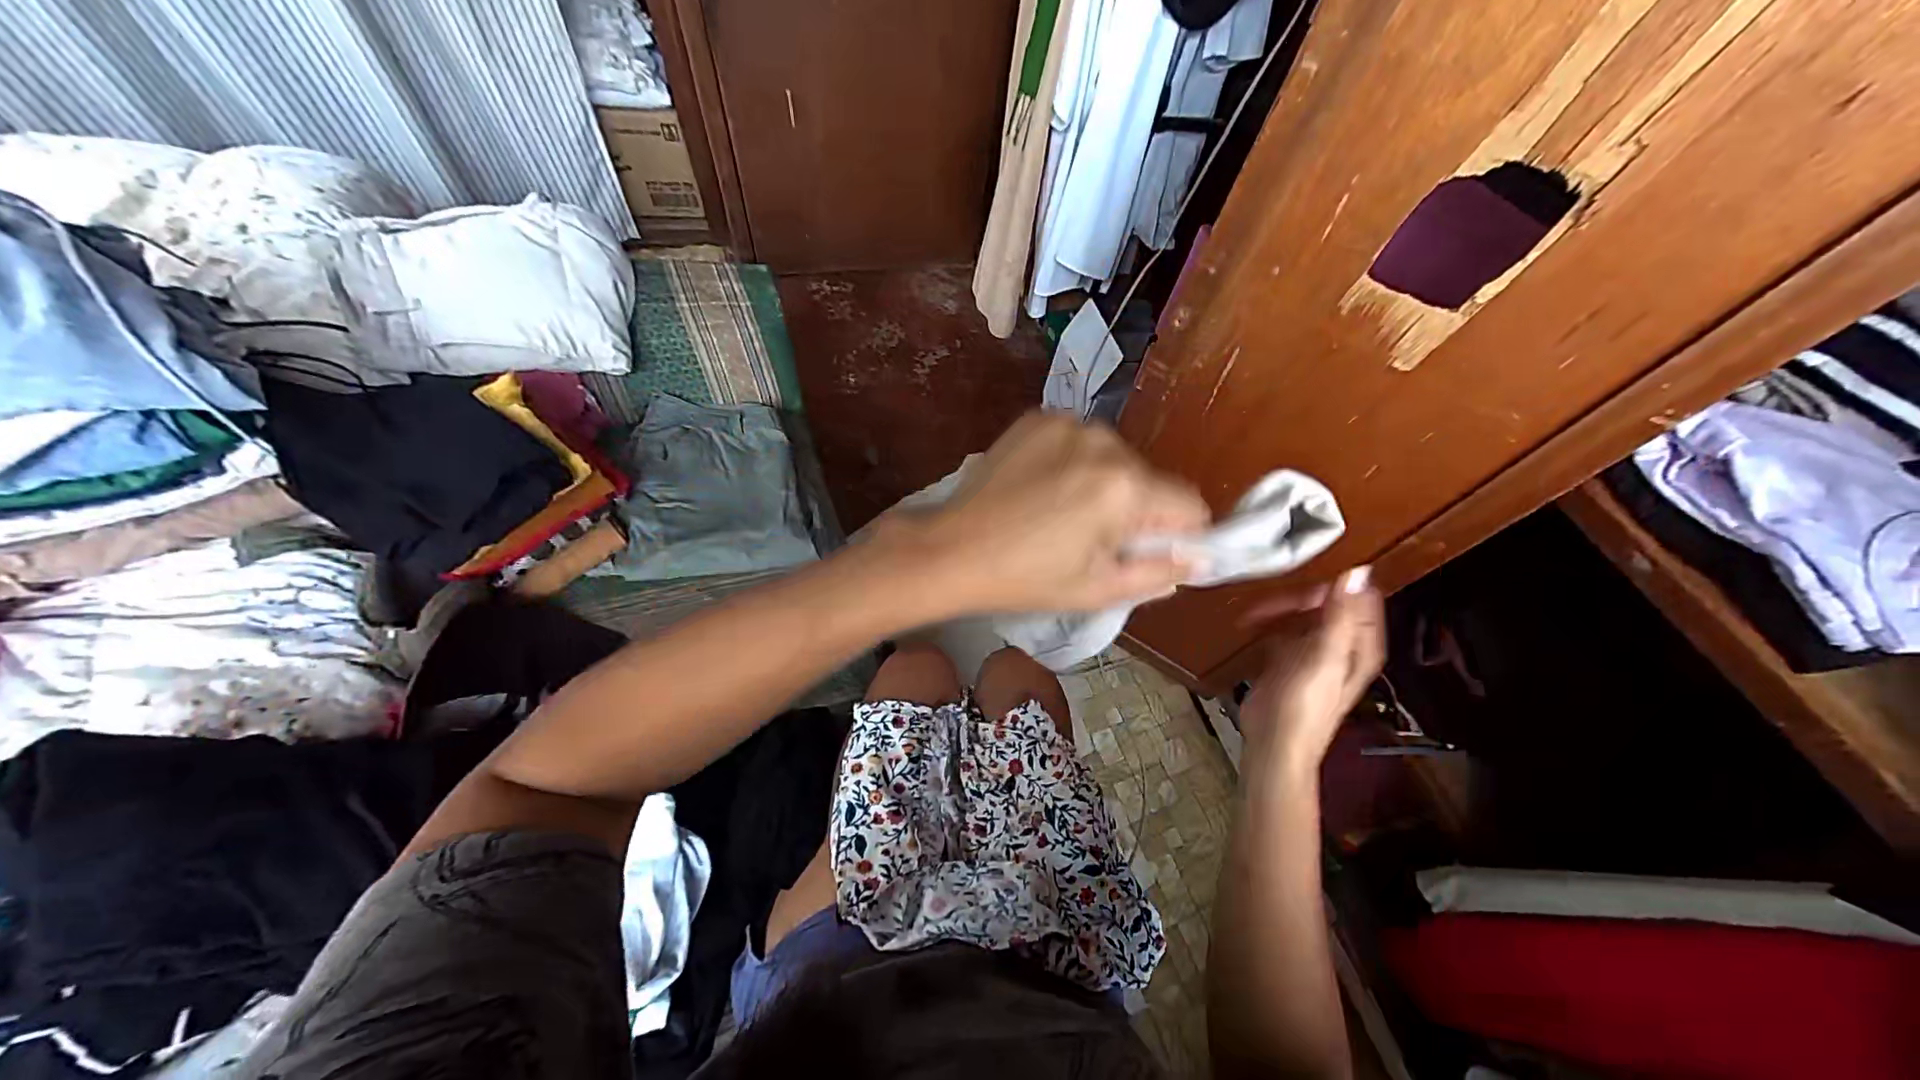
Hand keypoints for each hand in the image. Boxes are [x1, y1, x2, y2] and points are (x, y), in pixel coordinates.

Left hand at [872, 412, 1210, 614]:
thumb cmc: (1025, 578)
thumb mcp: (1098, 589)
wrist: (950, 549)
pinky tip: (1041, 489)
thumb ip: (1160, 572)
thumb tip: (1201, 557)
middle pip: (1149, 479)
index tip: (1146, 550)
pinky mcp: (1039, 417)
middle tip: (1091, 540)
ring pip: (1115, 458)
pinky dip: (1072, 463)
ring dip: (1104, 483)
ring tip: (1060, 513)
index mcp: (1123, 488)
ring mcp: (1068, 423)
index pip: (1189, 504)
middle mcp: (1103, 443)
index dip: (1179, 534)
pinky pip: (1080, 442)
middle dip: (1135, 509)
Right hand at [1236, 568, 1384, 777]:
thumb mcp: (1326, 656)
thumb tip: (1356, 573)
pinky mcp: (1286, 660)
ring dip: (1277, 609)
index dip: (1338, 583)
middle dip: (1297, 598)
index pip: (1359, 598)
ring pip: (1299, 615)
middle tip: (1271, 601)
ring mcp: (1312, 652)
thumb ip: (1341, 615)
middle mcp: (1340, 645)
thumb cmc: (1304, 706)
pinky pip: (1279, 630)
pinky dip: (1265, 624)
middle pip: (1324, 604)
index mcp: (1360, 645)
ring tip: (1254, 615)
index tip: (1309, 574)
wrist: (1274, 741)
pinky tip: (1250, 626)